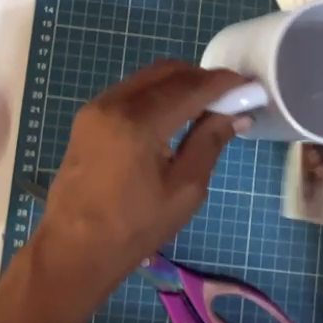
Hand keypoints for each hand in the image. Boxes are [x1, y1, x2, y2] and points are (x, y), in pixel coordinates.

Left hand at [29, 61, 248, 304]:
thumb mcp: (184, 189)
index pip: (189, 87)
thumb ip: (210, 142)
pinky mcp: (87, 118)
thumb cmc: (134, 228)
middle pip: (166, 72)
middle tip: (229, 97)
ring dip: (177, 83)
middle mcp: (113, 104)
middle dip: (200, 78)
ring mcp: (95, 108)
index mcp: (138, 122)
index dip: (222, 83)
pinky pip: (129, 92)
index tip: (248, 87)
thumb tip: (237, 114)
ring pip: (146, 79)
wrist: (74, 250)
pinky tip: (172, 115)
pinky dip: (155, 94)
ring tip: (204, 106)